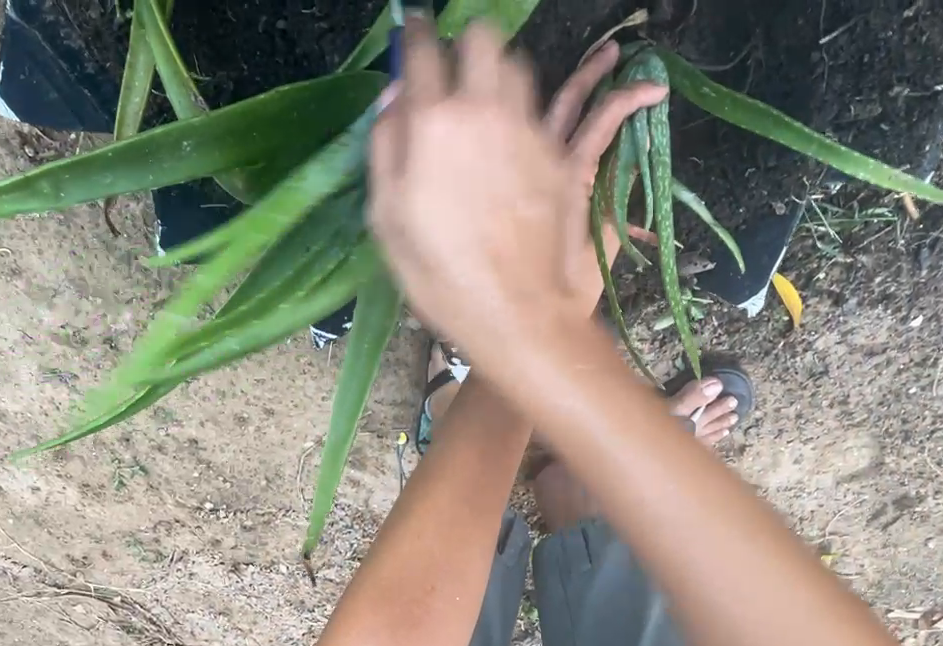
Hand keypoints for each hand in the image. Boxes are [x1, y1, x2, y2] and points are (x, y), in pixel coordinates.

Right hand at [368, 18, 665, 365]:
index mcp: (433, 124)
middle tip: (454, 70)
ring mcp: (527, 130)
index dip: (415, 37)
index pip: (423, 49)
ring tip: (485, 101)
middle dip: (465, 46)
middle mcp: (483, 112)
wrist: (517, 312)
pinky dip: (522, 112)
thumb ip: (385, 149)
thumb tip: (393, 100)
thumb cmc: (442, 279)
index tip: (413, 35)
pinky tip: (511, 139)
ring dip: (498, 73)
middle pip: (481, 38)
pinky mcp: (557, 155)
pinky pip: (541, 110)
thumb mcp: (388, 221)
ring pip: (517, 67)